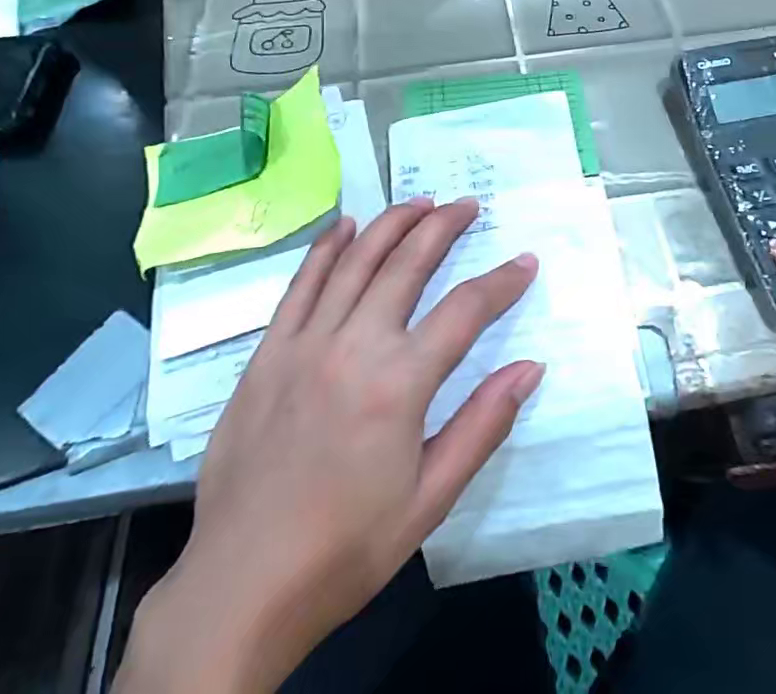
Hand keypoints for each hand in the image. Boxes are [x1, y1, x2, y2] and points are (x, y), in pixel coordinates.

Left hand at [116, 198, 543, 693]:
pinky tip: (344, 226)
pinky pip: (300, 284)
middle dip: (442, 229)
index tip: (524, 260)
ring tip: (418, 202)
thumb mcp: (430, 498)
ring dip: (389, 226)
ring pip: (353, 262)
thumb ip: (481, 425)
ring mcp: (303, 341)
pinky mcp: (267, 350)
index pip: (464, 311)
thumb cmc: (348, 547)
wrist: (247, 573)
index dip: (500, 281)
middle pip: (406, 266)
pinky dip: (325, 249)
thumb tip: (529, 367)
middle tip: (467, 205)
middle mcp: (352, 345)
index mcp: (400, 384)